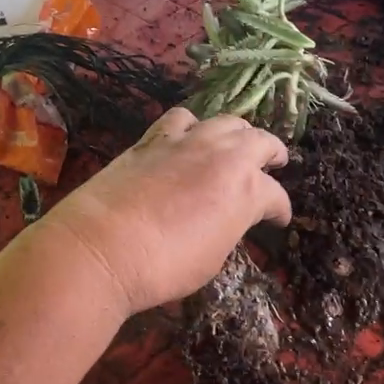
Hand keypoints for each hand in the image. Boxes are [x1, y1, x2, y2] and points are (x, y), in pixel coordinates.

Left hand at [41, 109, 290, 317]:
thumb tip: (227, 218)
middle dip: (271, 153)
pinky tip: (188, 135)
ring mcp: (187, 141)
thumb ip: (228, 227)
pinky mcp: (153, 138)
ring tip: (237, 142)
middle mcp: (223, 156)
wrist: (104, 246)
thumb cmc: (165, 266)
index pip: (275, 196)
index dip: (280, 209)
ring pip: (224, 121)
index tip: (279, 219)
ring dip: (237, 132)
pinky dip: (192, 125)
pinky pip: (181, 118)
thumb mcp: (213, 257)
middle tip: (275, 162)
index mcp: (247, 190)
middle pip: (259, 141)